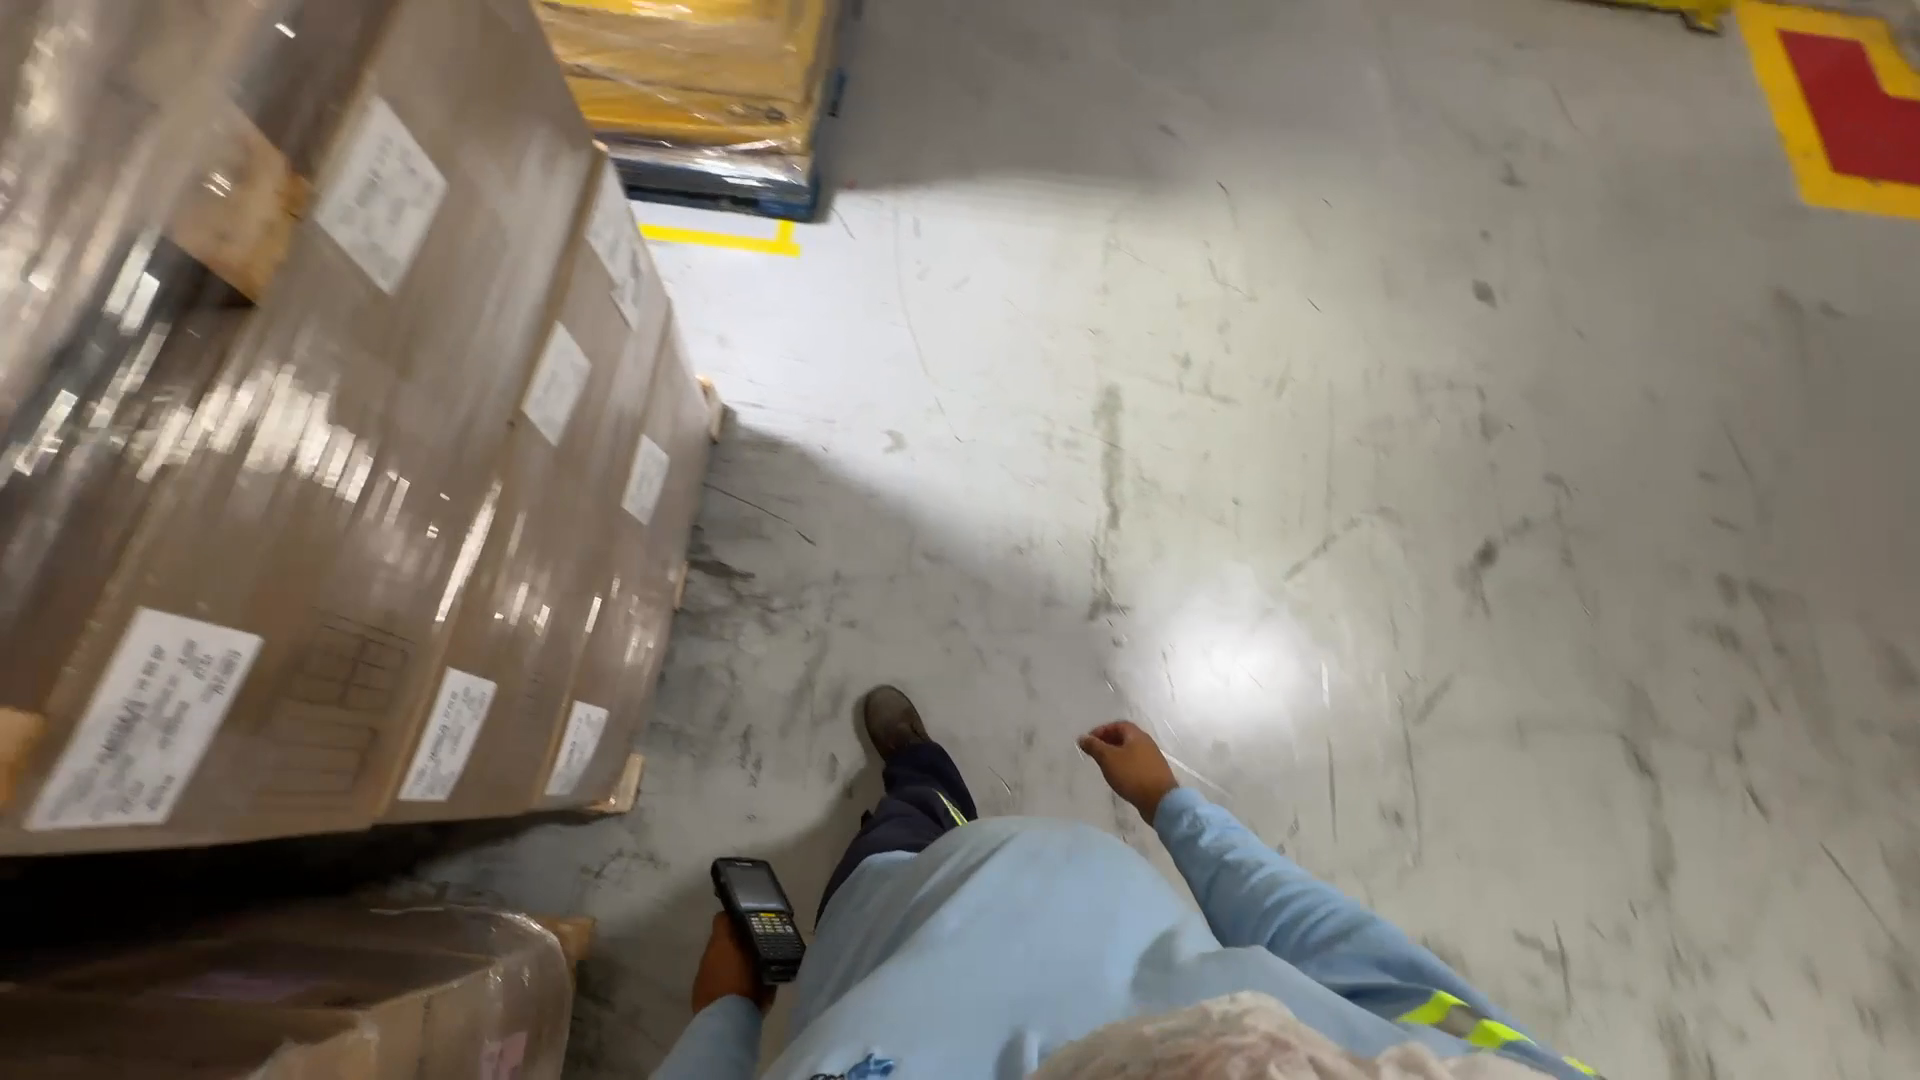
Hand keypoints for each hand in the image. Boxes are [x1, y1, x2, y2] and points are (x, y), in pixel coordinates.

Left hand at [691, 911, 772, 1013]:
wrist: (726, 1024)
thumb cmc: (749, 990)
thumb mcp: (765, 967)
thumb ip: (764, 952)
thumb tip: (766, 945)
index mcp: (723, 941)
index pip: (723, 917)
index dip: (735, 917)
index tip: (748, 921)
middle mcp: (709, 953)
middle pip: (721, 939)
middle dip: (734, 941)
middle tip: (752, 947)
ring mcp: (701, 972)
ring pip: (716, 958)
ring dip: (727, 961)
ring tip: (745, 971)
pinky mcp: (698, 991)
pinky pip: (711, 976)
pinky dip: (720, 978)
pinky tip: (733, 989)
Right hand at [1079, 720, 1178, 822]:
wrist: (1160, 800)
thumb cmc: (1132, 774)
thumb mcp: (1108, 758)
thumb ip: (1094, 746)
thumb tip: (1082, 737)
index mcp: (1136, 735)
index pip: (1118, 725)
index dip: (1102, 730)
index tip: (1089, 741)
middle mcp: (1147, 743)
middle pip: (1125, 737)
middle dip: (1108, 742)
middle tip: (1095, 752)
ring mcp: (1153, 758)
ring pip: (1130, 751)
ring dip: (1116, 754)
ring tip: (1104, 765)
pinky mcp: (1154, 773)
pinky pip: (1136, 763)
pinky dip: (1124, 765)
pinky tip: (1118, 776)